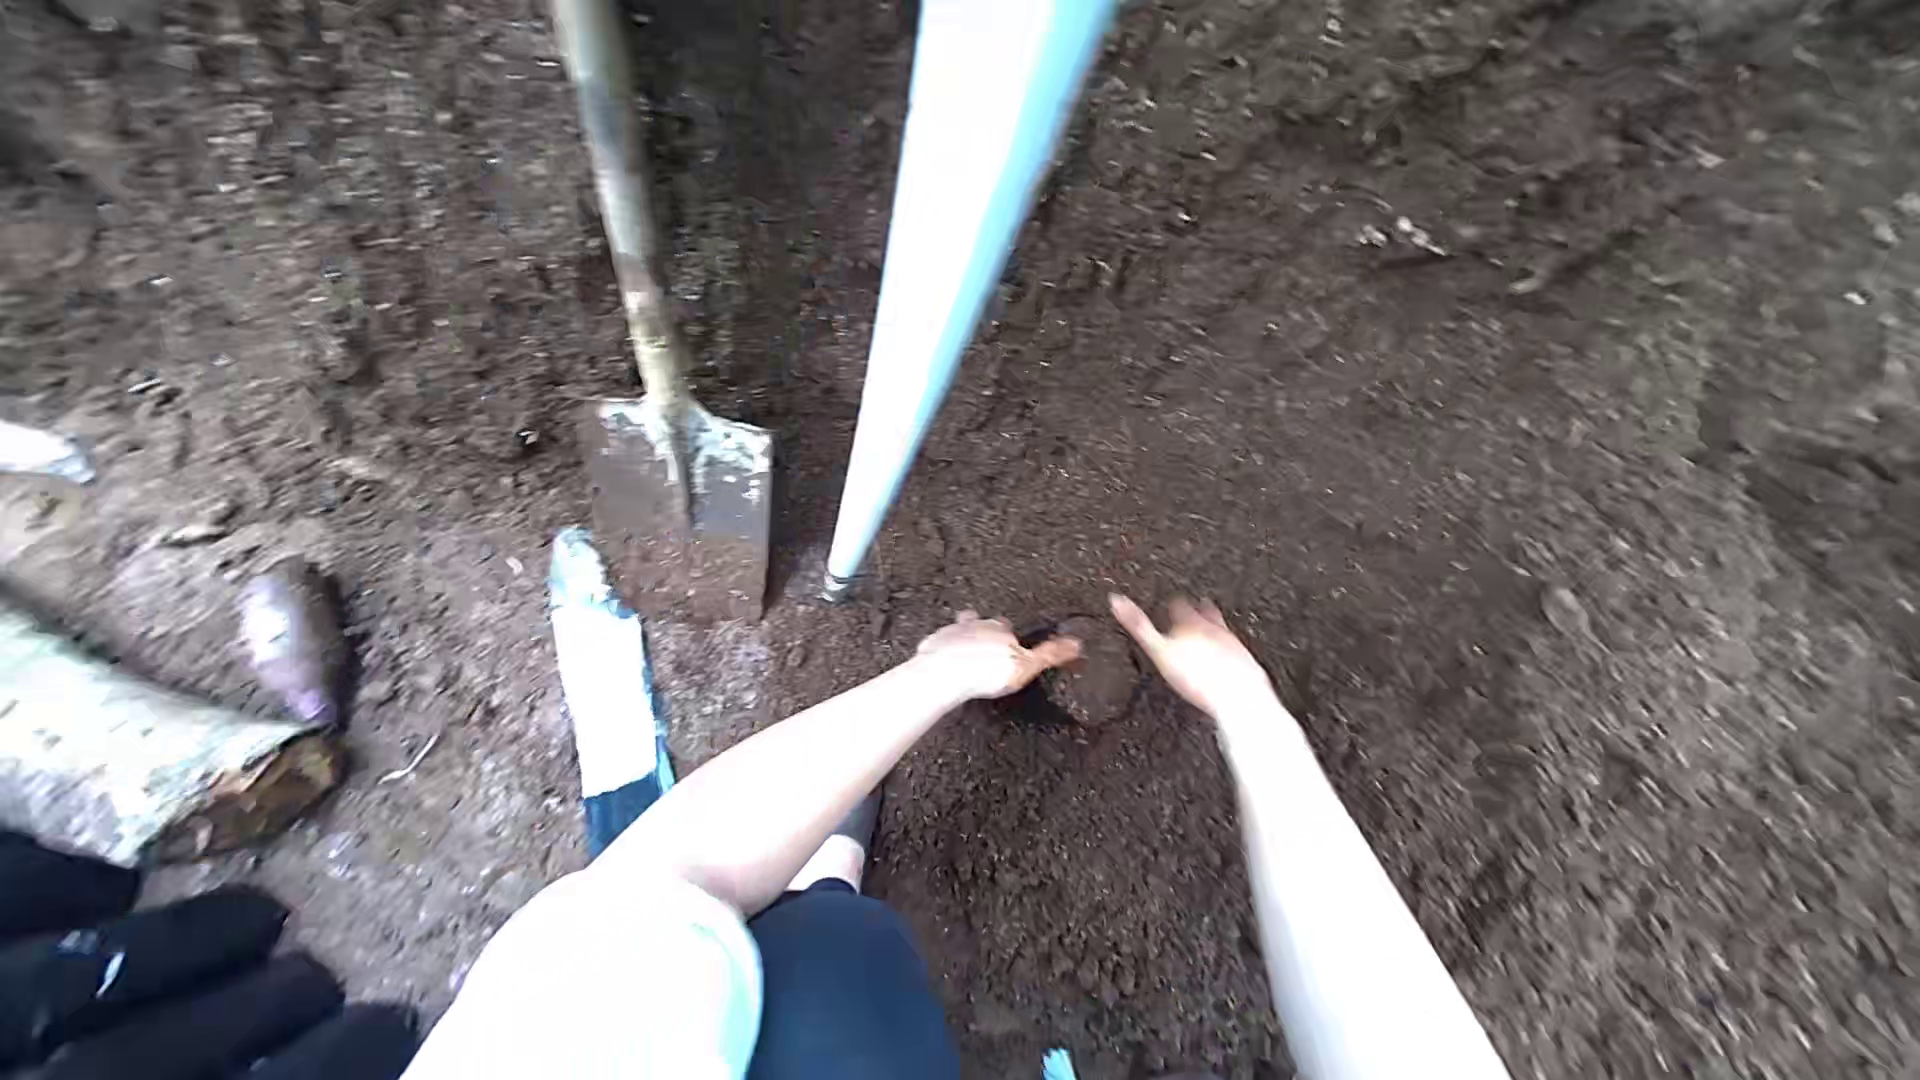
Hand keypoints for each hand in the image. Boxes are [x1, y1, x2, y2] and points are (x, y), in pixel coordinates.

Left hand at [915, 610, 1081, 700]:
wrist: (947, 674)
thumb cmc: (986, 672)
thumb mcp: (1026, 666)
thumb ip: (1050, 654)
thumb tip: (1076, 644)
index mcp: (999, 629)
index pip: (1007, 627)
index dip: (1008, 635)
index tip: (1010, 642)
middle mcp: (976, 624)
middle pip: (982, 623)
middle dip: (984, 631)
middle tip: (986, 647)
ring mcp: (952, 632)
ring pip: (959, 628)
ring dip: (962, 635)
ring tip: (963, 648)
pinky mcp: (934, 643)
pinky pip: (939, 642)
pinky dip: (941, 648)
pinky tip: (942, 658)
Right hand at [1110, 594, 1277, 720]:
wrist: (1238, 698)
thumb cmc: (1198, 676)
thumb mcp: (1158, 650)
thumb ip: (1137, 625)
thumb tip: (1116, 601)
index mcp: (1192, 622)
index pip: (1179, 605)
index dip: (1171, 604)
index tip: (1168, 603)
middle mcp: (1215, 630)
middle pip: (1204, 613)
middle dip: (1196, 611)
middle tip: (1191, 608)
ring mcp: (1233, 646)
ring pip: (1221, 630)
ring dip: (1213, 629)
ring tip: (1207, 632)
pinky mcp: (1247, 664)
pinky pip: (1235, 651)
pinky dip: (1227, 651)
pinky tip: (1225, 660)